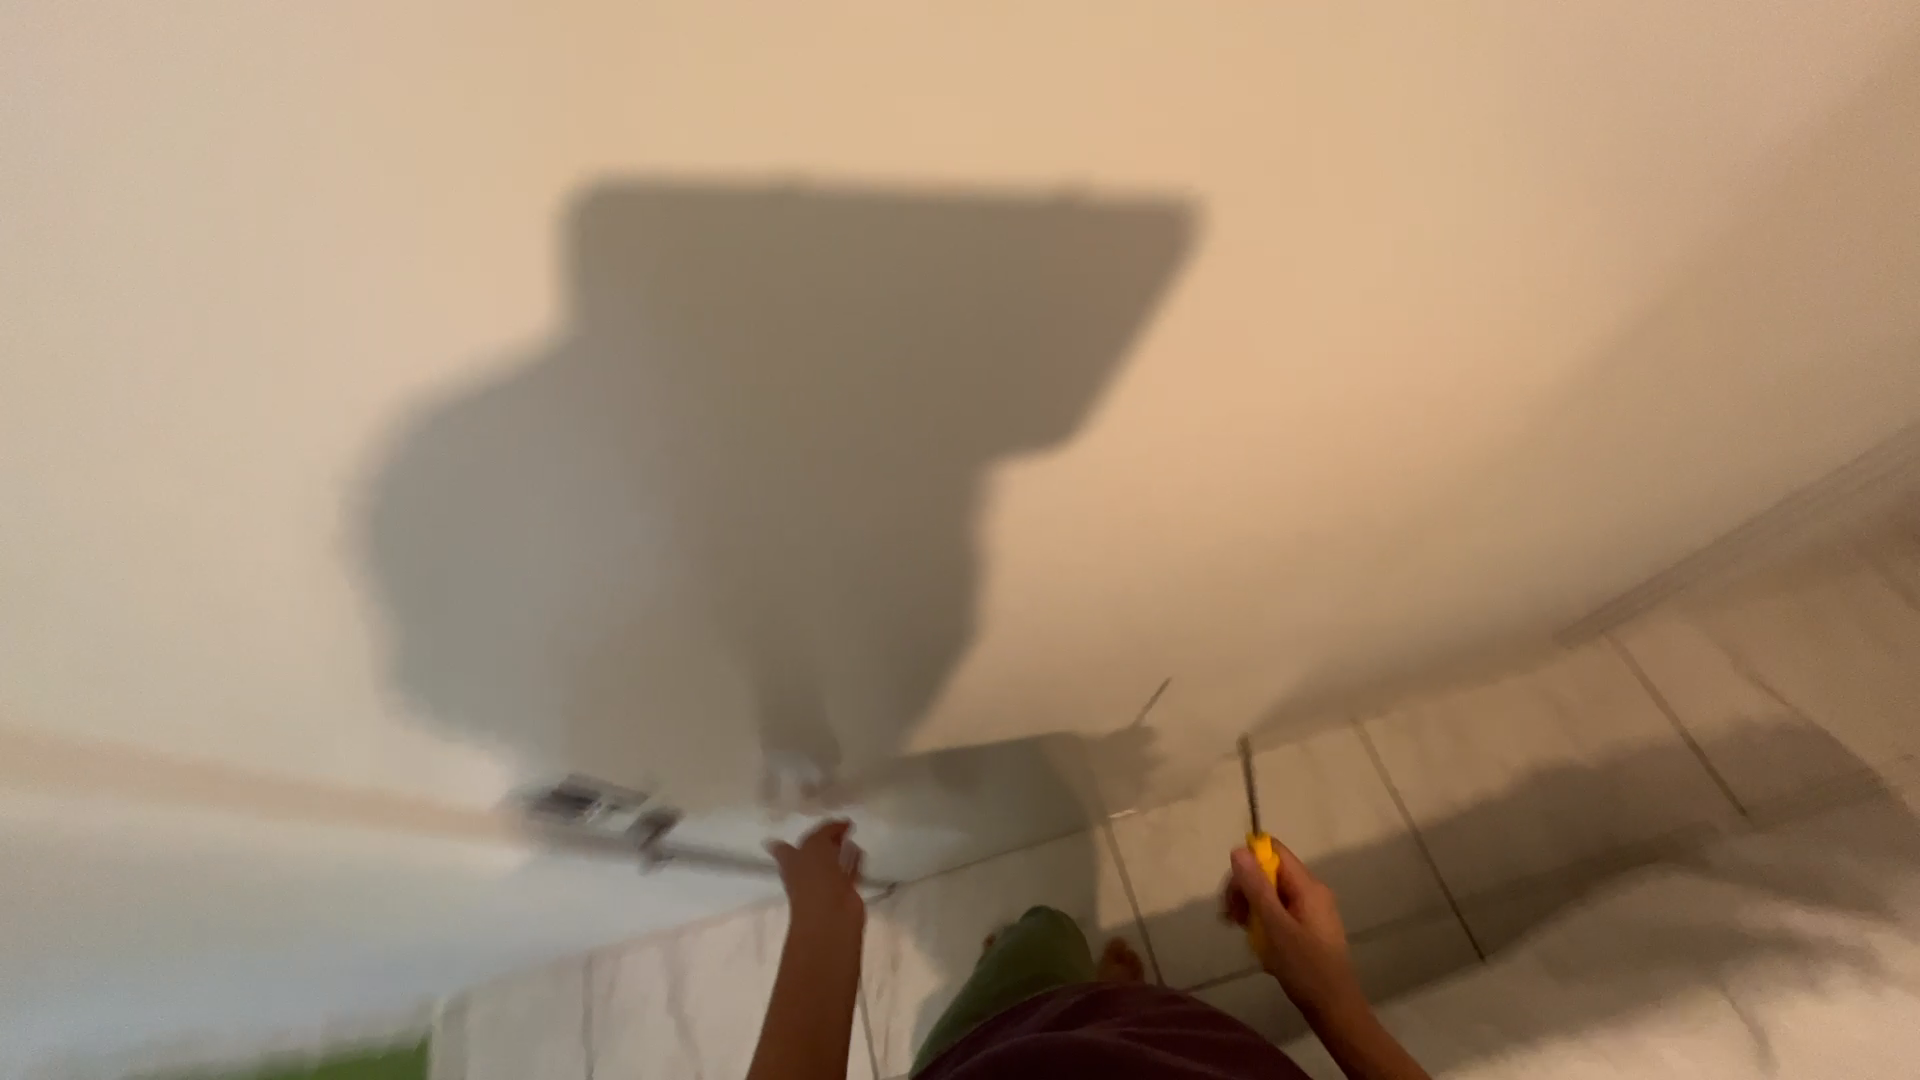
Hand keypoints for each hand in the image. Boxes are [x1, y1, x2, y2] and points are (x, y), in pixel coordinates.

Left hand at [768, 819, 865, 929]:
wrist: (831, 915)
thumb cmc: (815, 877)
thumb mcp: (815, 844)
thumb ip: (826, 831)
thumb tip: (840, 825)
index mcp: (791, 862)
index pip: (785, 848)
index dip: (788, 841)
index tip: (796, 832)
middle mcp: (805, 873)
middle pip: (812, 853)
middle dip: (823, 841)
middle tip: (838, 828)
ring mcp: (825, 884)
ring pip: (832, 862)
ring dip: (840, 851)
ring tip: (849, 836)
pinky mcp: (845, 892)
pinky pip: (849, 872)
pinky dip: (853, 862)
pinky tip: (859, 851)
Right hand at [1224, 841, 1365, 1019]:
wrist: (1336, 1011)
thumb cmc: (1306, 968)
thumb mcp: (1275, 927)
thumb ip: (1257, 887)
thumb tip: (1238, 849)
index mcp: (1307, 886)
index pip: (1272, 850)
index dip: (1248, 861)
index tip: (1234, 889)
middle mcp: (1311, 891)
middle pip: (1268, 871)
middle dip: (1245, 889)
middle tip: (1232, 917)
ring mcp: (1310, 909)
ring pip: (1270, 892)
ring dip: (1251, 907)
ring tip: (1241, 930)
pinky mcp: (1307, 926)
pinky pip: (1278, 910)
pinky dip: (1263, 920)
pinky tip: (1258, 941)